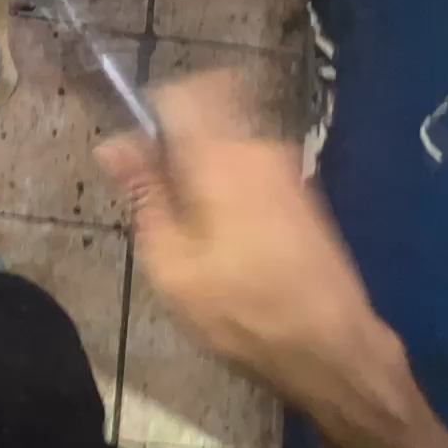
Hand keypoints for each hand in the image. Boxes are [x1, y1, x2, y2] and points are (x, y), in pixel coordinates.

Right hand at [95, 70, 394, 407]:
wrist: (335, 352)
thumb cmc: (241, 310)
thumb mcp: (170, 262)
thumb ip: (143, 193)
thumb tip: (111, 145)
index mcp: (218, 157)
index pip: (178, 94)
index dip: (148, 111)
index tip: (134, 150)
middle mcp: (256, 147)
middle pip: (205, 107)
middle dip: (174, 137)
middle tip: (158, 191)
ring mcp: (285, 166)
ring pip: (227, 133)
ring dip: (199, 158)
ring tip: (187, 219)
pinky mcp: (301, 189)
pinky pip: (248, 157)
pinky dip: (225, 175)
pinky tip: (221, 230)